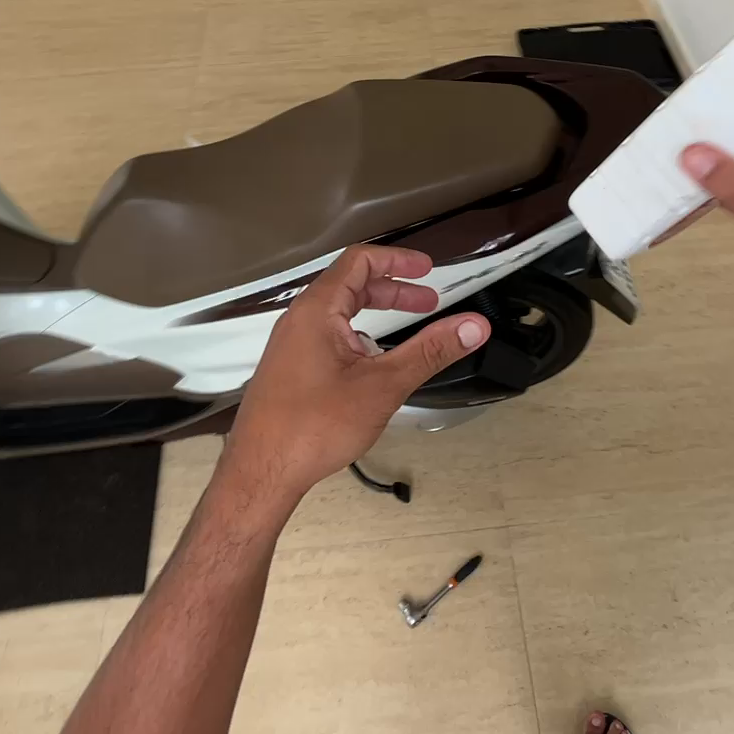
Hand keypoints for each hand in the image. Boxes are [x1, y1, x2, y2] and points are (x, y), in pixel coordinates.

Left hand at [223, 245, 489, 502]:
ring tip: (409, 327)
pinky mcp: (289, 368)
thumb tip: (473, 326)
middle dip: (394, 289)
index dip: (397, 259)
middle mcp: (300, 319)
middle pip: (351, 284)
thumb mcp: (383, 385)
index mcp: (318, 310)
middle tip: (429, 301)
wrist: (260, 474)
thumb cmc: (314, 427)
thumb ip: (430, 351)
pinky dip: (358, 333)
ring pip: (339, 311)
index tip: (428, 269)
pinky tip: (375, 361)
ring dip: (376, 311)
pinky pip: (328, 334)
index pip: (359, 261)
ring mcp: (291, 344)